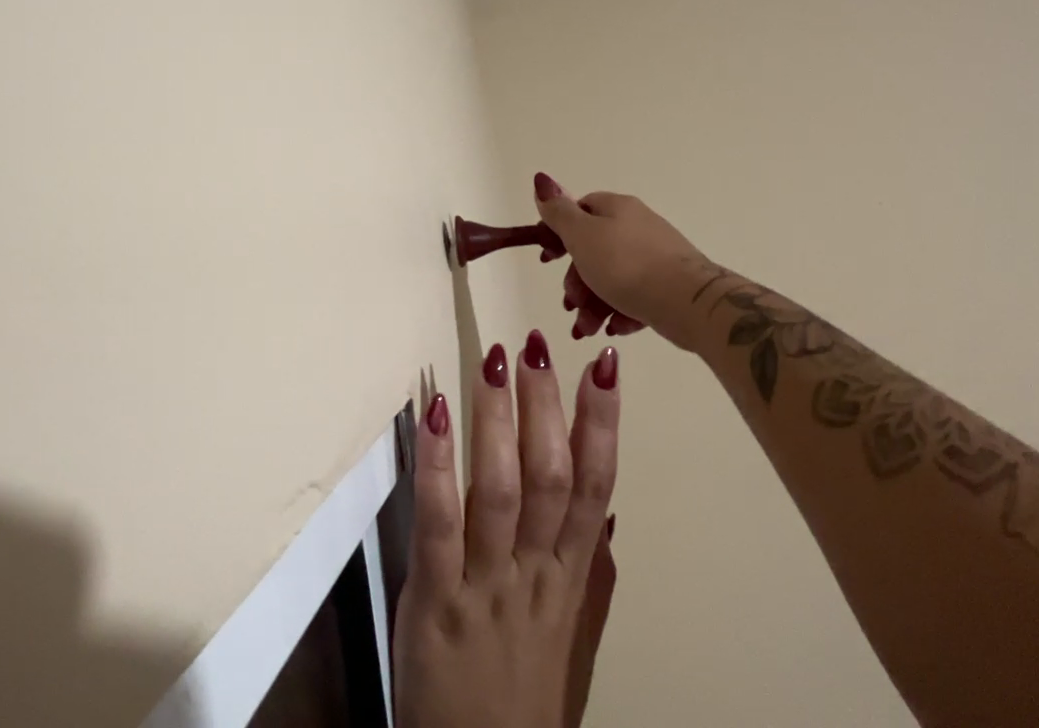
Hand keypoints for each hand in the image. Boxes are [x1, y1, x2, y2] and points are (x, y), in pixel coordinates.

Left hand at [393, 332, 620, 727]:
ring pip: (502, 490)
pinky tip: (434, 417)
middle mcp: (537, 572)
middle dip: (547, 406)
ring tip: (495, 362)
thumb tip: (603, 513)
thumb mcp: (568, 634)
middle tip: (538, 345)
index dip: (602, 424)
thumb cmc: (522, 693)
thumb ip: (586, 571)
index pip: (595, 485)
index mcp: (569, 575)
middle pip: (551, 477)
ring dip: (500, 421)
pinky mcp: (437, 601)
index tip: (605, 366)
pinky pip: (441, 525)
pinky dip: (439, 468)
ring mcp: (489, 586)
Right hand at [532, 173, 710, 344]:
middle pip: (593, 250)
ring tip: (588, 328)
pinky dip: (620, 311)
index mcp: (616, 208)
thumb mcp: (581, 235)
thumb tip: (542, 181)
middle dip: (575, 281)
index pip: (580, 210)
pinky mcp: (668, 284)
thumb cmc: (625, 265)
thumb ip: (559, 212)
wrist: (686, 301)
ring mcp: (655, 256)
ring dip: (593, 304)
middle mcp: (637, 226)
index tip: (547, 260)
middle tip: (571, 304)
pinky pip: (635, 296)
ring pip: (612, 278)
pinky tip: (615, 328)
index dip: (558, 233)